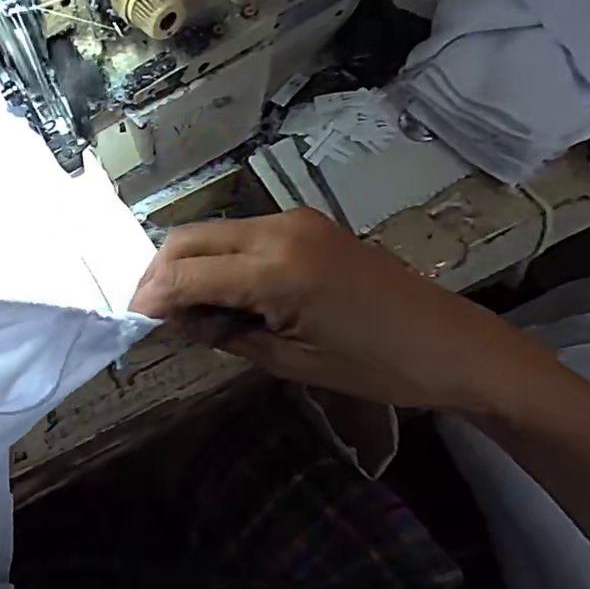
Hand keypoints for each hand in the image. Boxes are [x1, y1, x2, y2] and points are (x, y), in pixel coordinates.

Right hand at [129, 208, 560, 413]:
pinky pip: (238, 234)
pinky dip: (216, 258)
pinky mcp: (303, 223)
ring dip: (185, 263)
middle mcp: (277, 231)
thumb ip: (223, 332)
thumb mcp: (289, 361)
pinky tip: (221, 289)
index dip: (151, 296)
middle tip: (152, 312)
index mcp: (276, 270)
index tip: (132, 320)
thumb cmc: (376, 367)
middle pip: (187, 238)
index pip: (186, 273)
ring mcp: (292, 220)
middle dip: (158, 273)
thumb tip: (177, 317)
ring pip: (209, 231)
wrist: (457, 346)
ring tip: (185, 306)